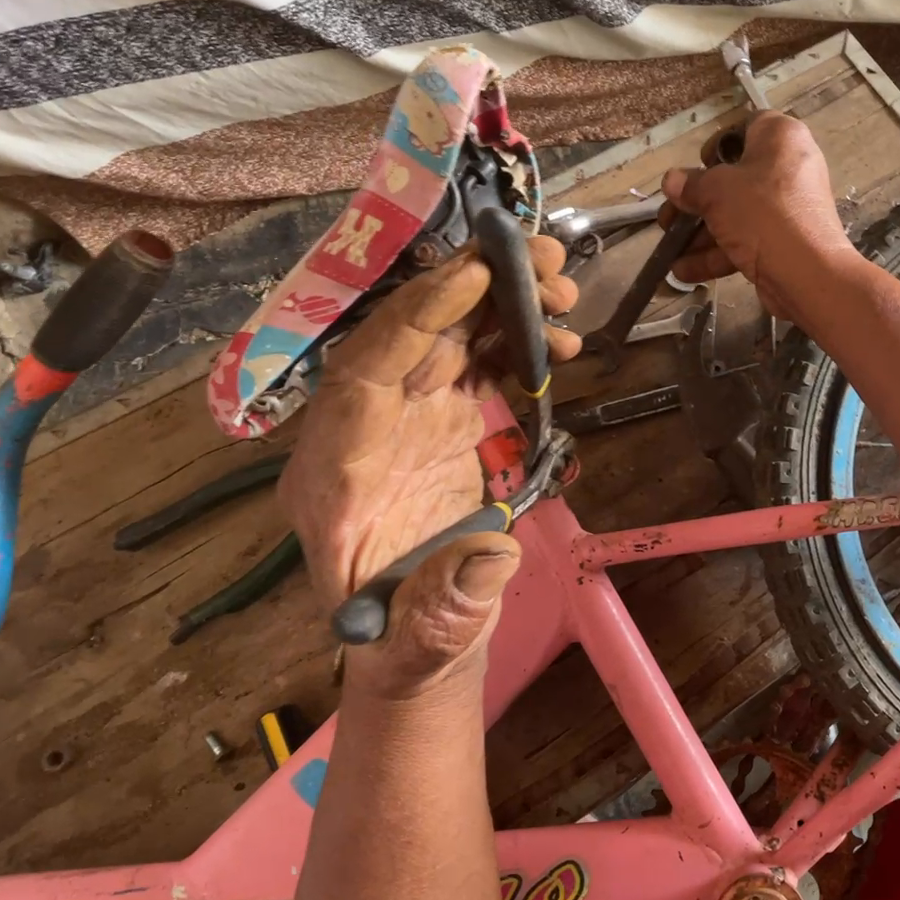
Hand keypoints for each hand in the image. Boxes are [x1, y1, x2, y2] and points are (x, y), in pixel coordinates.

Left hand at [278, 236, 578, 698]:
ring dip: (502, 303)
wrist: (422, 636)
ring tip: (561, 289)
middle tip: (538, 258)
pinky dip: (517, 343)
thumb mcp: (422, 636)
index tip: (473, 275)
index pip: (362, 376)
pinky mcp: (444, 423)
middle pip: (408, 337)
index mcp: (337, 475)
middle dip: (470, 288)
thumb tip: (489, 556)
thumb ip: (447, 601)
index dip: (414, 319)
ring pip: (446, 338)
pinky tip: (560, 341)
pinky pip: (475, 364)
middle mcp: (366, 430)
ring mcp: (408, 421)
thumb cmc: (409, 640)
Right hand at [659, 111, 854, 321]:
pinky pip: (747, 241)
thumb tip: (671, 181)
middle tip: (669, 218)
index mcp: (781, 138)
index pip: (747, 127)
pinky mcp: (785, 243)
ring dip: (700, 234)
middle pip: (735, 179)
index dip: (718, 144)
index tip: (698, 164)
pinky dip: (718, 255)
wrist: (807, 274)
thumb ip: (691, 185)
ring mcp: (788, 210)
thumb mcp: (718, 192)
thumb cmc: (763, 214)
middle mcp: (789, 169)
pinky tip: (684, 271)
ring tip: (669, 250)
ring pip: (737, 215)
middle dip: (696, 202)